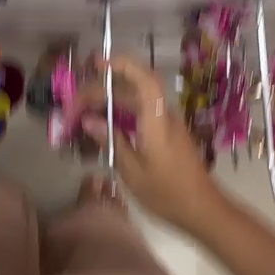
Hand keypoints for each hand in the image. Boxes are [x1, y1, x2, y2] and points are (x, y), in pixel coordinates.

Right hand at [83, 56, 227, 232]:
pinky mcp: (165, 133)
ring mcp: (165, 124)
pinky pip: (139, 114)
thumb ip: (111, 141)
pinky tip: (102, 127)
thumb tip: (89, 120)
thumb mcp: (132, 172)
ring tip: (81, 114)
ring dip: (107, 103)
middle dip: (99, 92)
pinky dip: (118, 114)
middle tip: (72, 107)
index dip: (121, 65)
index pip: (143, 79)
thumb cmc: (167, 193)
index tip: (96, 63)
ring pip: (133, 101)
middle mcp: (162, 115)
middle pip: (130, 90)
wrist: (203, 211)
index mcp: (156, 121)